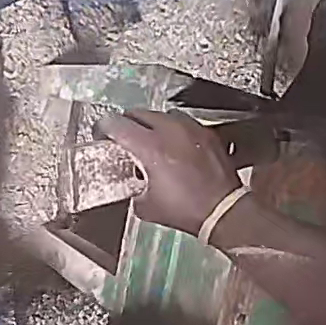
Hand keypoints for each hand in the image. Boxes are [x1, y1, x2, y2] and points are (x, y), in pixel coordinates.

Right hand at [98, 109, 241, 235]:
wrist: (223, 211)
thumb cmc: (188, 210)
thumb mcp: (147, 206)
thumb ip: (134, 189)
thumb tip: (133, 185)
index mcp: (150, 147)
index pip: (117, 124)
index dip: (103, 128)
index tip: (102, 134)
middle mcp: (170, 131)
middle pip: (138, 113)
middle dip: (127, 124)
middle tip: (124, 137)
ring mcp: (191, 129)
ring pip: (162, 114)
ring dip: (151, 124)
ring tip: (150, 140)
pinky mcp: (207, 133)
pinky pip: (184, 123)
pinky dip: (174, 130)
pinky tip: (174, 146)